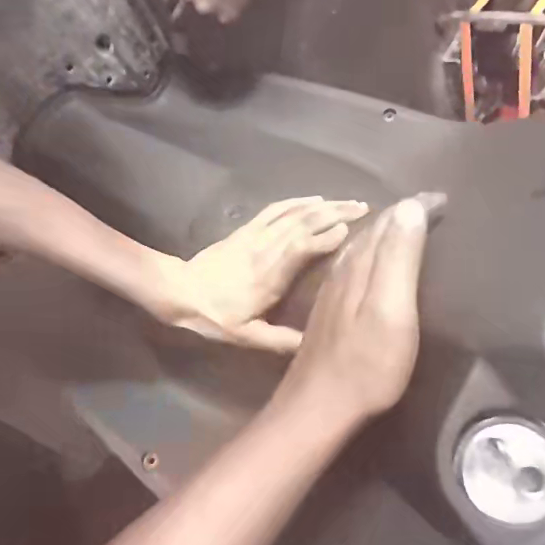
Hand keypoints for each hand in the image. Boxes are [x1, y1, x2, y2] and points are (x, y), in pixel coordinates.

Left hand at [162, 196, 369, 351]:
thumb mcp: (247, 336)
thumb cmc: (215, 317)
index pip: (301, 249)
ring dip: (324, 205)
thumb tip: (315, 346)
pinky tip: (316, 198)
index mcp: (270, 276)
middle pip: (304, 223)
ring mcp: (257, 236)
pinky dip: (297, 201)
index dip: (325, 237)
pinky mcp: (248, 229)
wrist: (179, 291)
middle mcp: (267, 250)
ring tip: (350, 202)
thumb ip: (281, 341)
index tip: (350, 230)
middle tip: (364, 208)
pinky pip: (275, 209)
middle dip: (336, 213)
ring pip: (294, 213)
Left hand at [277, 196, 431, 425]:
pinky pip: (352, 265)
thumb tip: (409, 207)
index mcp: (361, 264)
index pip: (391, 220)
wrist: (319, 405)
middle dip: (402, 214)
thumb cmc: (366, 362)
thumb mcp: (391, 308)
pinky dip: (370, 253)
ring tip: (407, 227)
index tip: (442, 199)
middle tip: (430, 208)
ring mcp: (333, 290)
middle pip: (374, 230)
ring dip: (384, 232)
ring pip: (360, 246)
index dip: (416, 207)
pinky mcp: (329, 309)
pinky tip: (373, 265)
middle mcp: (343, 269)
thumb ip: (399, 258)